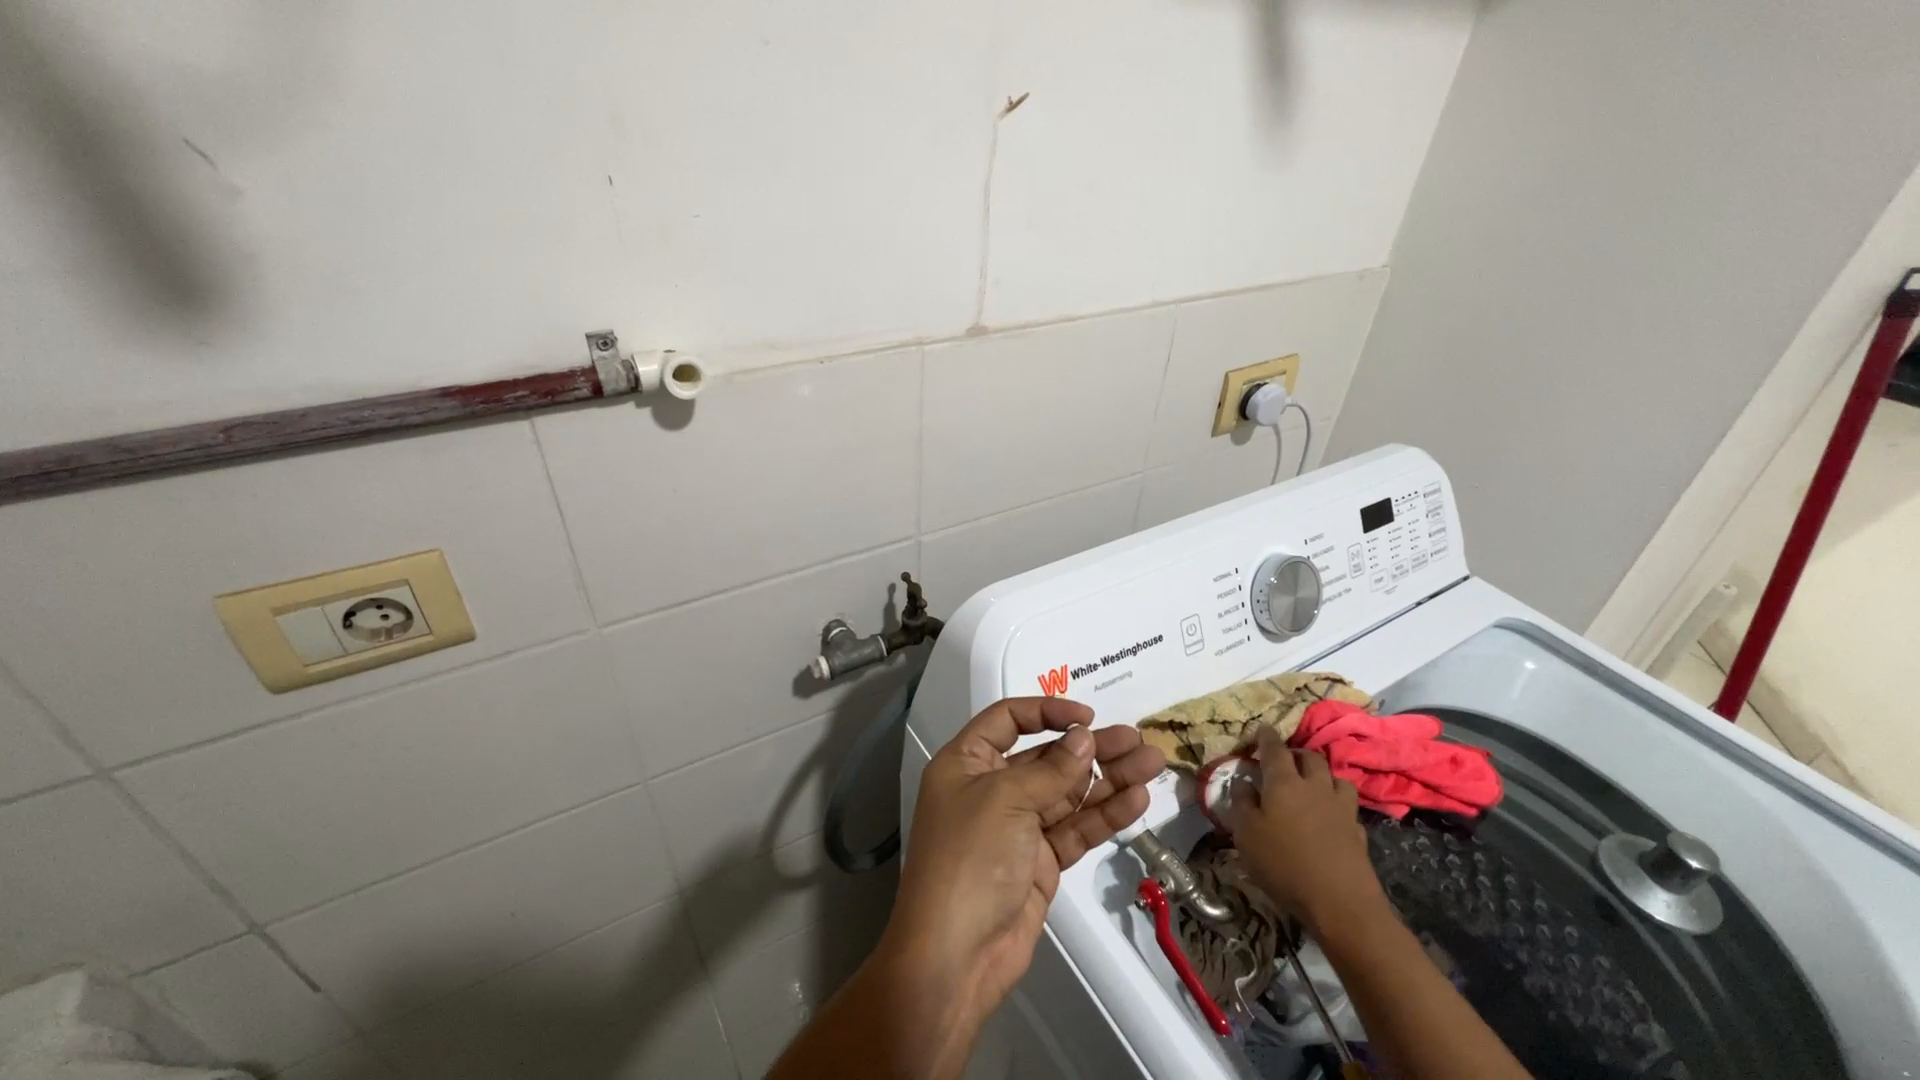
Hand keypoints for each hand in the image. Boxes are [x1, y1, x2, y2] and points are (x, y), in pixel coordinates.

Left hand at [884, 697, 1164, 1033]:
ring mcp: (1018, 828)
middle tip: (1139, 740)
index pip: (1007, 720)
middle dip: (1092, 748)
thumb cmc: (969, 860)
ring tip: (1153, 763)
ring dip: (1109, 778)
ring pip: (1069, 793)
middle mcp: (991, 790)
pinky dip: (1105, 814)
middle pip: (1047, 757)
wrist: (955, 954)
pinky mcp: (1040, 862)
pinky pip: (1076, 828)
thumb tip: (1084, 738)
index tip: (1087, 716)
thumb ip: (1050, 769)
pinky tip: (1136, 800)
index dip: (1046, 712)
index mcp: (966, 764)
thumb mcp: (1005, 801)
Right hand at [1228, 726, 1385, 933]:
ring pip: (1335, 777)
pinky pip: (1346, 805)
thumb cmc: (1283, 864)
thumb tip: (1245, 783)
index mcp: (1284, 783)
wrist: (1339, 901)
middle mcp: (1315, 786)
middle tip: (1284, 760)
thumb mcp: (1246, 835)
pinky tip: (1329, 815)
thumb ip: (1242, 804)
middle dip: (1295, 753)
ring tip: (1311, 784)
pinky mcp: (1357, 829)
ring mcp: (1341, 807)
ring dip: (1322, 775)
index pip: (1275, 749)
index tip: (1262, 729)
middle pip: (1309, 757)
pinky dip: (1336, 803)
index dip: (1266, 737)